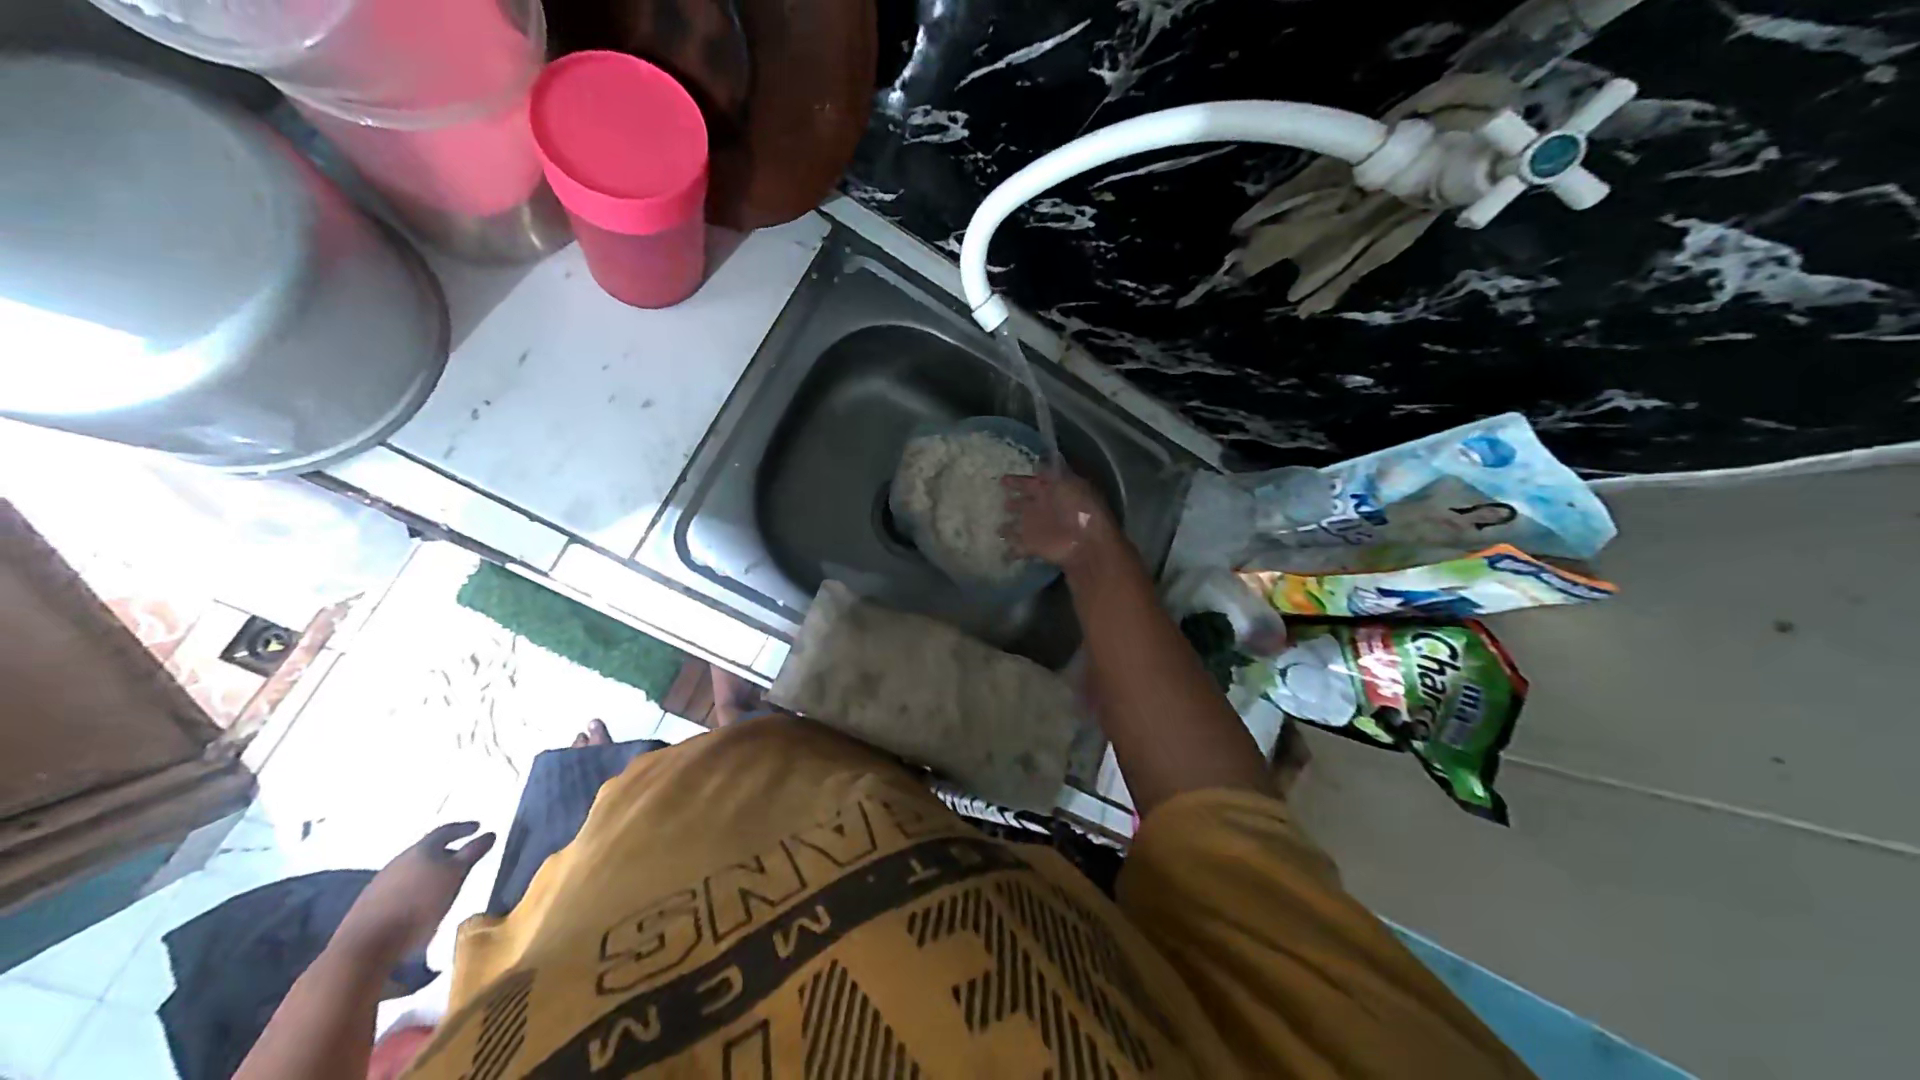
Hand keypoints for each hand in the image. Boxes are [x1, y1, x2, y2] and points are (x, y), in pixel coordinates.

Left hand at [333, 822, 495, 964]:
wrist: (365, 947)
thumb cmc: (418, 906)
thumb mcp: (454, 876)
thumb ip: (472, 854)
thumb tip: (490, 834)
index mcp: (422, 850)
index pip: (446, 831)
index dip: (464, 828)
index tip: (479, 827)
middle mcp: (400, 861)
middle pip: (427, 849)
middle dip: (447, 850)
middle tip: (463, 854)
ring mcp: (381, 883)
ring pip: (412, 869)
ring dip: (430, 870)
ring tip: (444, 880)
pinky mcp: (369, 905)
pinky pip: (400, 887)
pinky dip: (416, 887)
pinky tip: (420, 901)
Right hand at [1002, 468, 1118, 569]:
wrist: (1086, 541)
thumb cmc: (1079, 508)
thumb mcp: (1067, 483)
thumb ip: (1051, 472)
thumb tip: (1038, 461)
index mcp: (1049, 492)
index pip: (1028, 484)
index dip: (1016, 481)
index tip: (1002, 480)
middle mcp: (1040, 509)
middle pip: (1022, 504)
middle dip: (1012, 503)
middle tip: (1000, 500)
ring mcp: (1035, 528)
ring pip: (1016, 526)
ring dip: (1007, 527)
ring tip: (997, 526)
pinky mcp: (1031, 546)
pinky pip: (1016, 548)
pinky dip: (1008, 550)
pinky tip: (1000, 550)